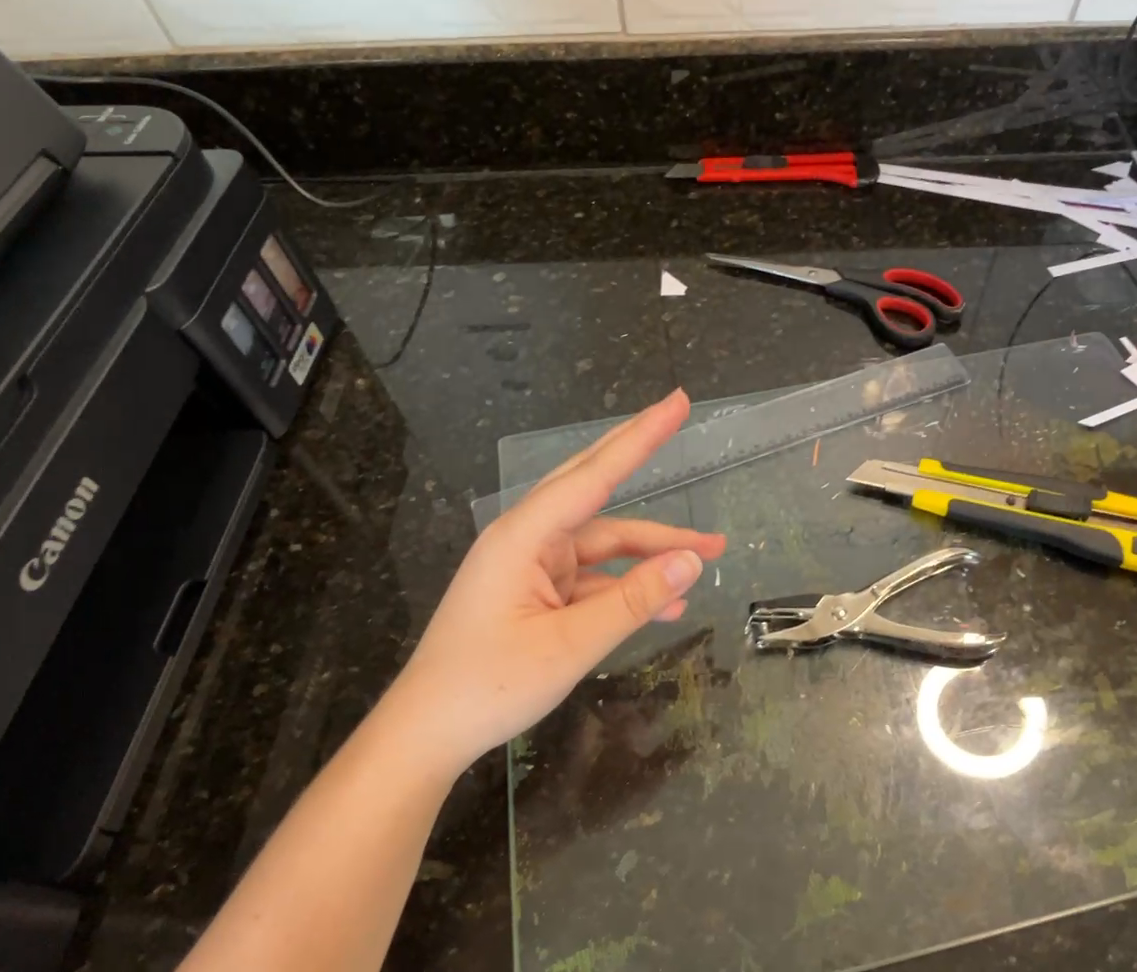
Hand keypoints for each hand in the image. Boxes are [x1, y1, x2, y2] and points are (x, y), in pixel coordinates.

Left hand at [396, 389, 725, 767]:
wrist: (428, 734)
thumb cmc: (488, 686)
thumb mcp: (571, 645)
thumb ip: (634, 600)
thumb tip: (691, 562)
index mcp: (524, 536)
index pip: (594, 474)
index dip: (640, 438)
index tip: (677, 402)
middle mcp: (528, 539)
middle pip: (595, 488)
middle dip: (642, 462)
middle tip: (683, 419)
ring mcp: (531, 567)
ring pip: (603, 544)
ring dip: (650, 553)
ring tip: (709, 559)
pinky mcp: (536, 594)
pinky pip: (592, 579)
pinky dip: (627, 589)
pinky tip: (666, 606)